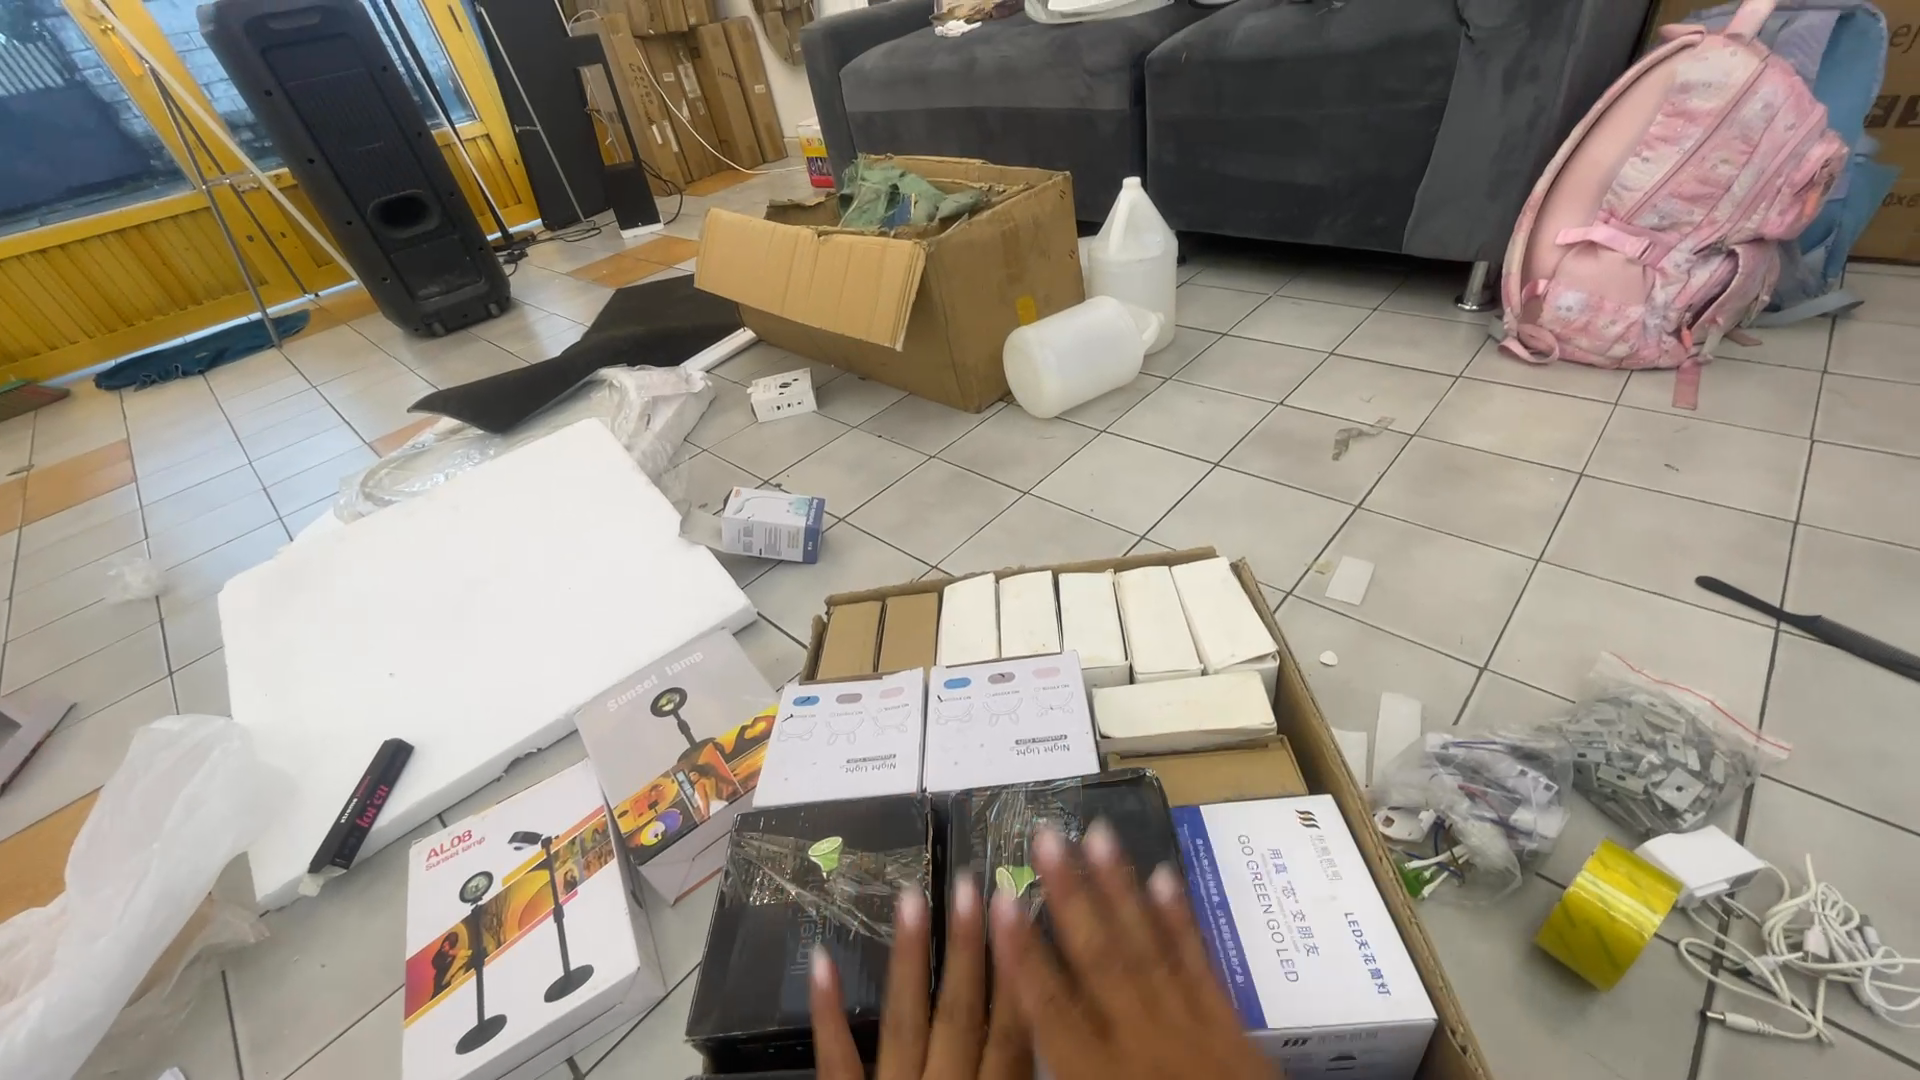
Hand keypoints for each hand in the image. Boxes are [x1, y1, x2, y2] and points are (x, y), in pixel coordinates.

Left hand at [810, 874, 1031, 1079]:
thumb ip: (1016, 1077)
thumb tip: (1035, 1018)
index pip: (1010, 1034)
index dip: (1017, 970)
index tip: (1020, 909)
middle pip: (958, 1013)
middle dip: (964, 946)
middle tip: (968, 883)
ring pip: (903, 1020)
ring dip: (908, 956)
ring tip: (910, 896)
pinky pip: (836, 1057)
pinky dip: (828, 1009)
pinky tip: (823, 958)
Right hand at [988, 822, 1276, 1079]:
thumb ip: (1062, 1079)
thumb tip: (1018, 1041)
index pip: (1050, 1006)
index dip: (1020, 951)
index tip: (999, 897)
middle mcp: (1143, 1044)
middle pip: (1099, 958)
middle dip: (1070, 893)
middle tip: (1048, 834)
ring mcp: (1191, 1030)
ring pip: (1148, 948)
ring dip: (1120, 888)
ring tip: (1099, 834)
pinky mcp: (1232, 1030)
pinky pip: (1202, 966)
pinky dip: (1182, 921)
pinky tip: (1165, 875)